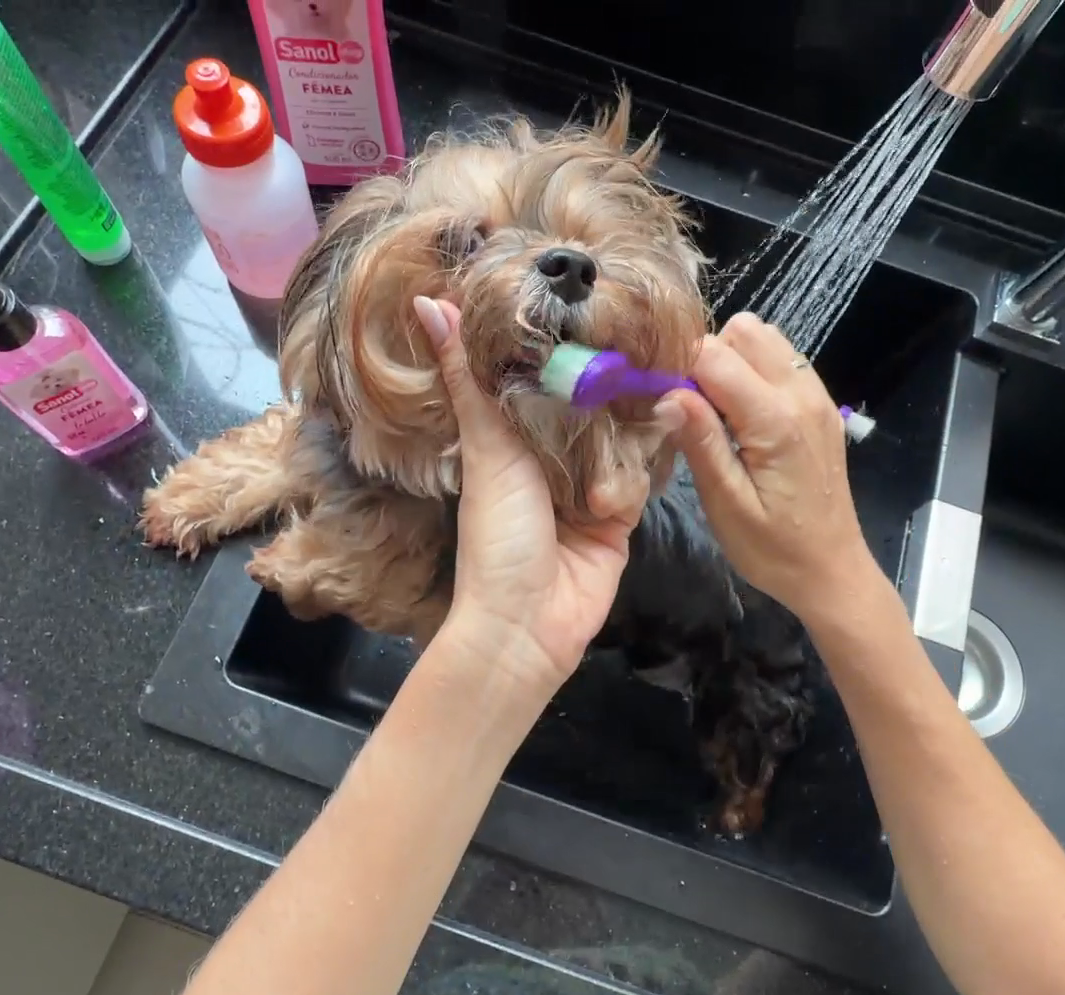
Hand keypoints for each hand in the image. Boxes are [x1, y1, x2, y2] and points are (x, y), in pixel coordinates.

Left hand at [413, 296, 645, 695]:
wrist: (528, 624)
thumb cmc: (498, 535)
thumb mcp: (486, 450)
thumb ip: (469, 378)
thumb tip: (426, 301)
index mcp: (511, 437)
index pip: (542, 376)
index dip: (563, 344)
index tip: (588, 303)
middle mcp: (550, 456)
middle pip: (588, 402)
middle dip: (608, 382)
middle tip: (636, 345)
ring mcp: (587, 484)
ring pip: (620, 435)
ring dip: (620, 438)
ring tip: (630, 418)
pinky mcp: (619, 514)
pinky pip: (637, 478)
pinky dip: (628, 482)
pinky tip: (613, 494)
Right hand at [658, 312, 879, 623]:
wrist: (831, 572)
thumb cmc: (773, 549)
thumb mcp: (726, 504)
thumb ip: (700, 441)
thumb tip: (666, 393)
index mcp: (775, 420)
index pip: (713, 355)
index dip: (677, 368)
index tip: (657, 399)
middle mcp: (801, 394)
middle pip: (743, 330)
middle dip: (706, 357)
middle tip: (689, 408)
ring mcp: (817, 396)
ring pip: (764, 336)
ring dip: (730, 360)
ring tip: (714, 410)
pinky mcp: (820, 406)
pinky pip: (781, 359)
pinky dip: (753, 371)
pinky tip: (740, 414)